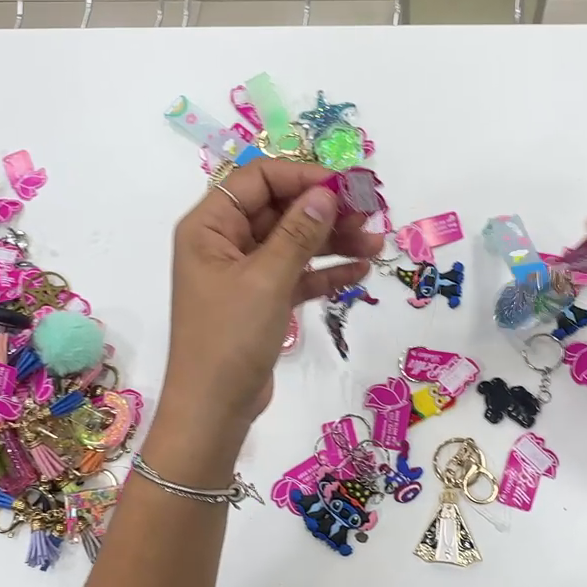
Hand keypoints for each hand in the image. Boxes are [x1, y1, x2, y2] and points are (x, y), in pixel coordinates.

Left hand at [163, 160, 381, 432]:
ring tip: (377, 242)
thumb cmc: (229, 338)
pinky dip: (325, 272)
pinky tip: (360, 270)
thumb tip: (327, 192)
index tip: (345, 186)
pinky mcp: (260, 300)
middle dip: (324, 209)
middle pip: (279, 208)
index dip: (301, 176)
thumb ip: (299, 233)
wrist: (213, 410)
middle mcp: (223, 242)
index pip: (257, 179)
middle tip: (370, 213)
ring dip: (332, 240)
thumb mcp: (267, 280)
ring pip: (292, 242)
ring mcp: (242, 272)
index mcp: (209, 226)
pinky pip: (297, 274)